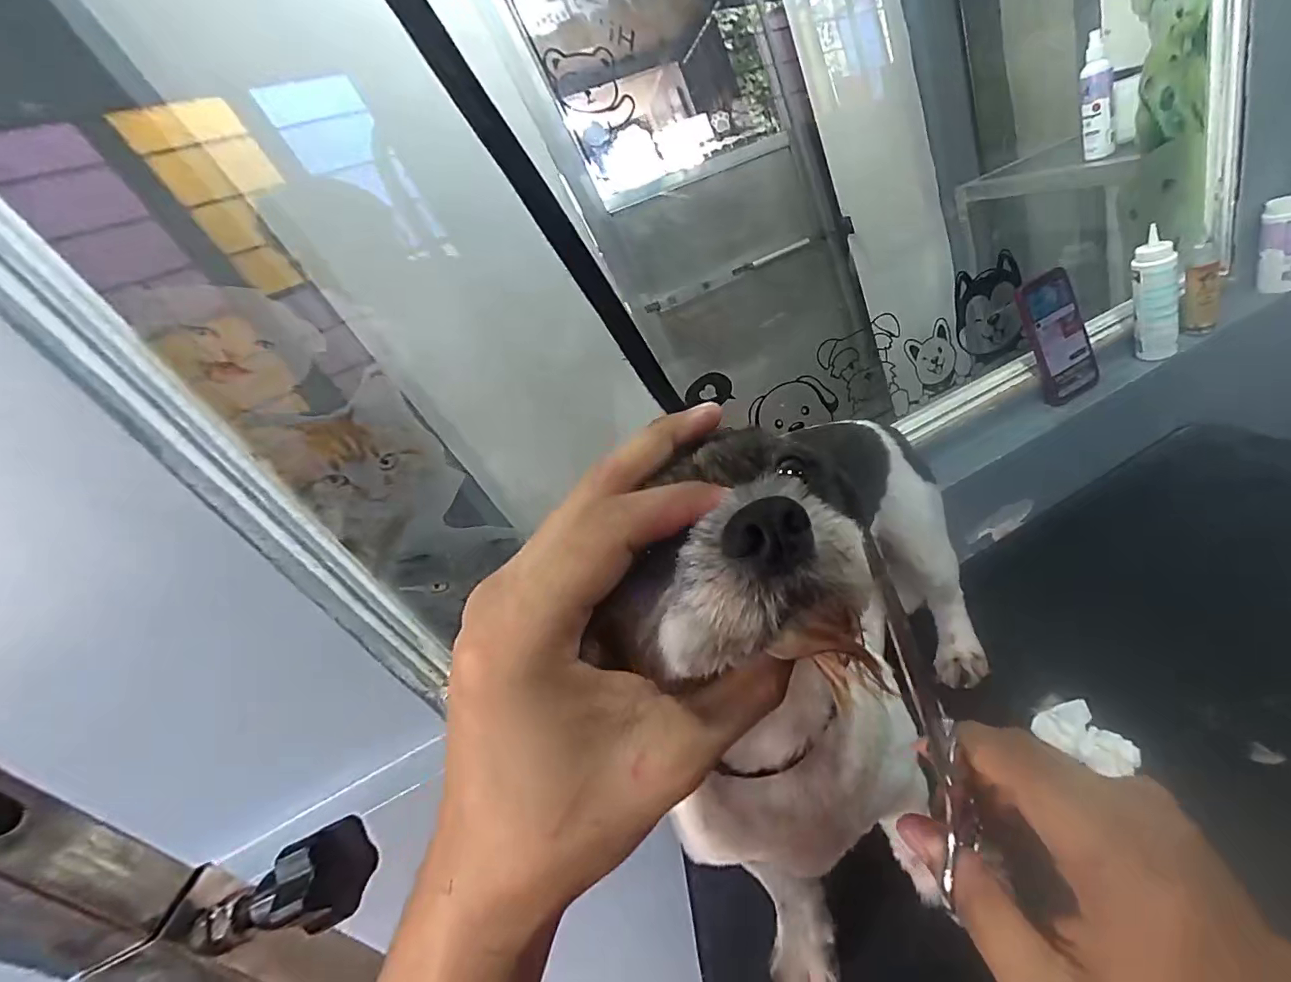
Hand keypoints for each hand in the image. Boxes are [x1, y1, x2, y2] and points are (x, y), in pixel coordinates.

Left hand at [382, 405, 788, 980]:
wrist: (490, 877)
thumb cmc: (572, 817)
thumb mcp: (674, 755)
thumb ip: (747, 690)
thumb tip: (800, 638)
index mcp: (527, 623)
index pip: (607, 529)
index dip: (676, 501)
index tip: (736, 499)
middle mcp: (504, 595)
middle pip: (584, 499)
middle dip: (652, 449)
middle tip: (712, 413)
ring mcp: (503, 602)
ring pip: (576, 514)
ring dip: (637, 477)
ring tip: (697, 445)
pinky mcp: (515, 615)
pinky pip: (574, 544)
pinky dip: (622, 515)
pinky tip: (661, 509)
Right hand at [897, 724, 1290, 981]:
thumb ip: (979, 903)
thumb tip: (915, 830)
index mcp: (1103, 834)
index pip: (1014, 753)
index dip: (961, 747)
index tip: (920, 766)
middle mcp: (1127, 794)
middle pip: (1032, 753)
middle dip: (980, 771)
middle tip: (943, 817)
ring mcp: (1151, 796)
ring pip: (1057, 765)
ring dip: (1013, 786)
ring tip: (984, 837)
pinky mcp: (1162, 806)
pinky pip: (1086, 782)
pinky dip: (1048, 798)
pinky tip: (1037, 847)